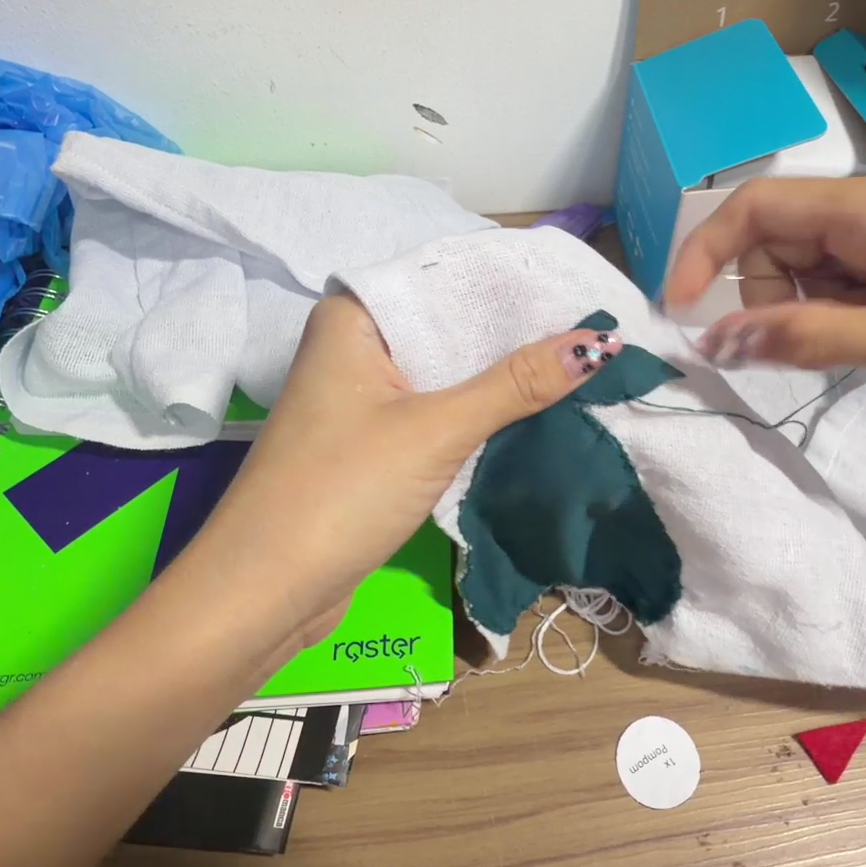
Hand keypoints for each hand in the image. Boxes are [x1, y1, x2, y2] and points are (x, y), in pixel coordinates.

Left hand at [199, 293, 620, 624]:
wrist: (263, 593)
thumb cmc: (340, 492)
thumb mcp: (435, 430)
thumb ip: (516, 383)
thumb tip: (601, 341)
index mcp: (355, 316)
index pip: (446, 273)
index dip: (515, 278)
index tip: (583, 282)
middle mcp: (356, 344)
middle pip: (451, 322)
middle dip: (519, 329)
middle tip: (598, 323)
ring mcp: (363, 395)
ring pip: (449, 368)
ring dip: (505, 372)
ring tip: (585, 359)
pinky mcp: (375, 439)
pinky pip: (440, 407)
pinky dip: (483, 408)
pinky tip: (537, 406)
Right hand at [666, 174, 865, 414]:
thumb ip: (817, 337)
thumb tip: (719, 339)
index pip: (753, 207)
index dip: (700, 252)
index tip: (680, 318)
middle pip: (776, 237)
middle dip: (760, 295)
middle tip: (806, 354)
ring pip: (813, 263)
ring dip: (805, 311)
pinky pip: (856, 280)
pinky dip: (844, 315)